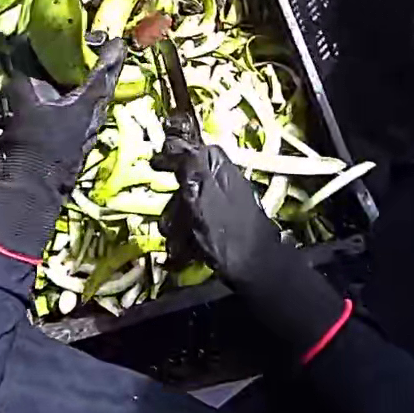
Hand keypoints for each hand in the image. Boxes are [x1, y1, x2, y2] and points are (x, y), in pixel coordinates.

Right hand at [0, 38, 125, 189]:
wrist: (32, 187)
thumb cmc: (35, 144)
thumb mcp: (25, 105)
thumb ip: (26, 83)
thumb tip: (25, 70)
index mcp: (88, 103)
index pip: (105, 73)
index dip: (111, 55)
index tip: (118, 42)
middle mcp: (95, 116)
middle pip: (106, 87)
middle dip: (108, 69)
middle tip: (109, 52)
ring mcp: (89, 132)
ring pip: (97, 102)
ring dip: (95, 86)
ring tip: (90, 72)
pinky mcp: (79, 143)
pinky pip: (86, 114)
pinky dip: (82, 101)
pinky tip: (71, 99)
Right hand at [157, 135, 345, 352]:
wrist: (258, 269)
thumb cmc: (228, 232)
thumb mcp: (203, 197)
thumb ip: (190, 169)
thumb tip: (175, 143)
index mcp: (219, 167)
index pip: (192, 151)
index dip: (172, 157)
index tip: (155, 166)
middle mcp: (224, 180)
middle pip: (187, 182)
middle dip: (175, 205)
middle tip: (171, 225)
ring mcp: (226, 202)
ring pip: (190, 205)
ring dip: (180, 225)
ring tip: (179, 245)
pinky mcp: (226, 223)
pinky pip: (199, 223)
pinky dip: (190, 236)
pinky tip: (187, 253)